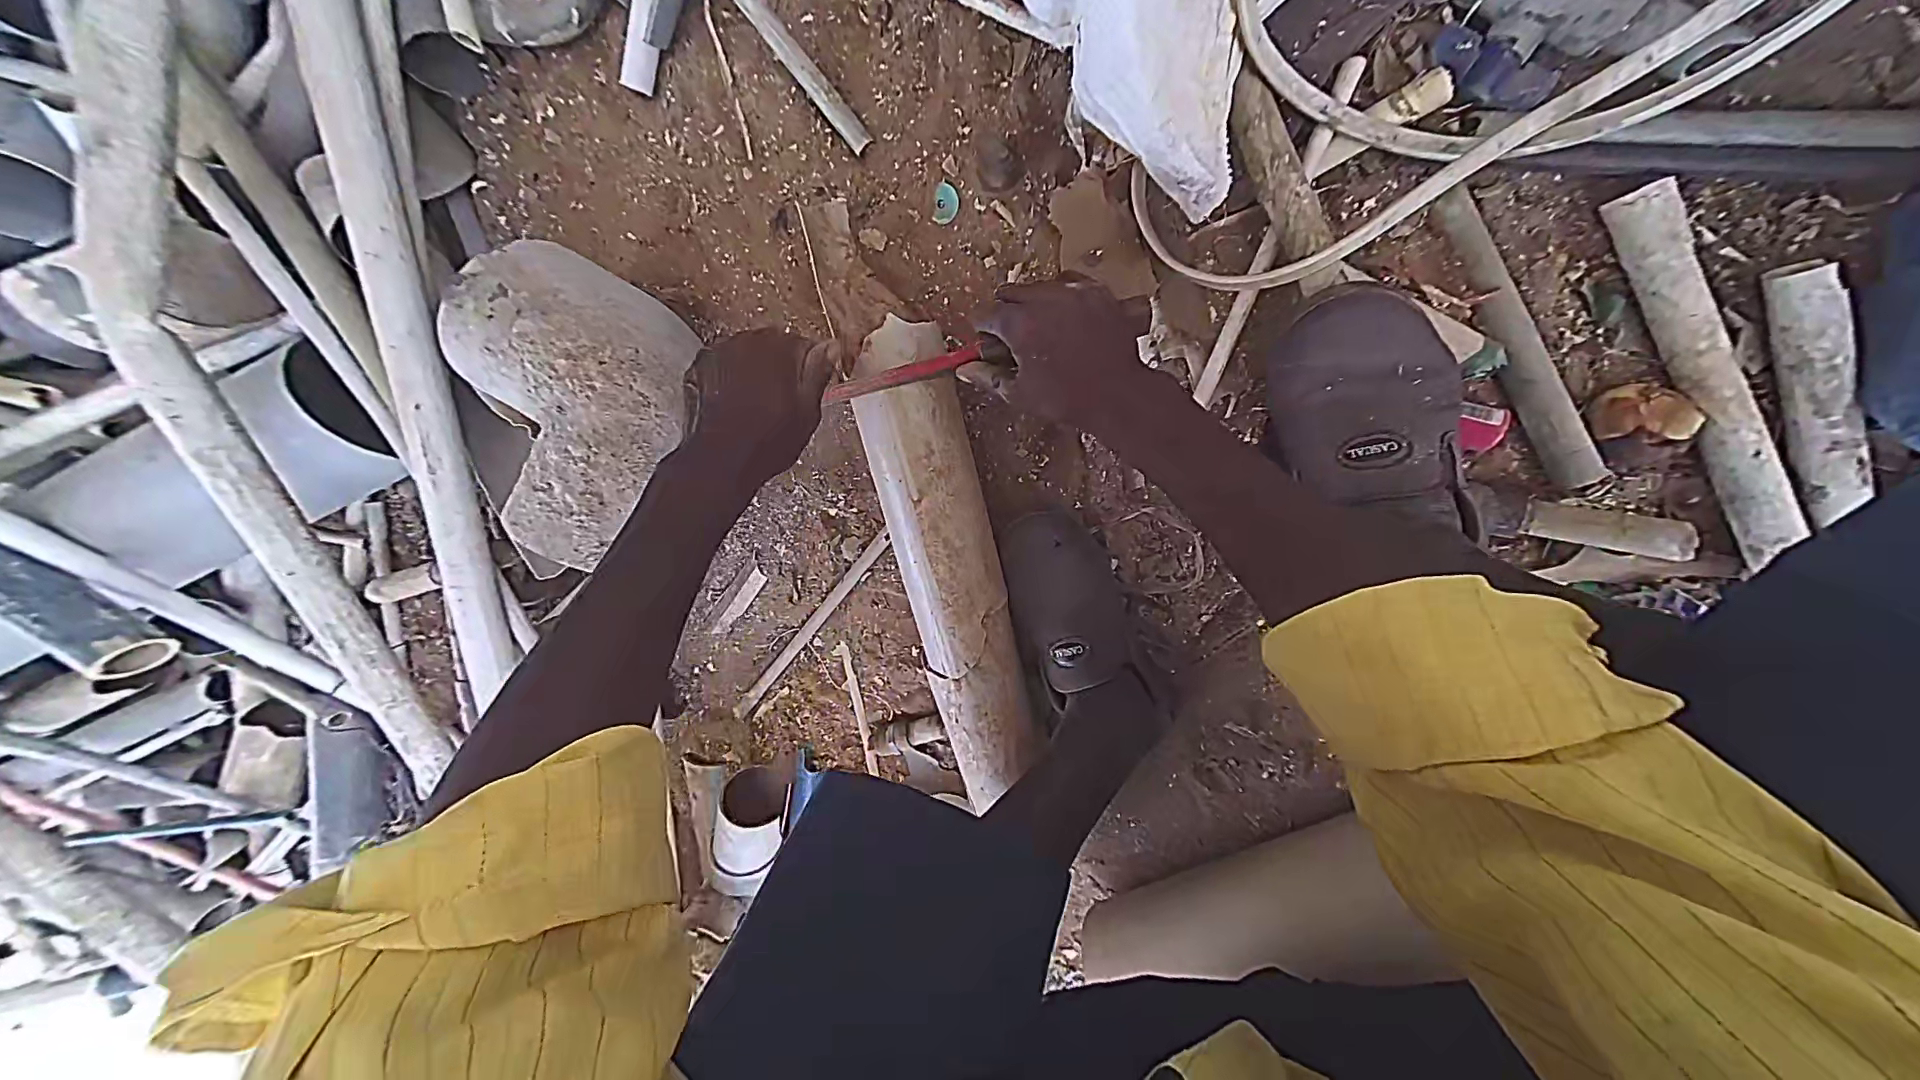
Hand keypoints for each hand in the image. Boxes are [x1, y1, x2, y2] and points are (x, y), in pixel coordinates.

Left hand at [680, 328, 838, 490]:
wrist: (721, 460)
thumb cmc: (767, 440)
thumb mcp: (808, 410)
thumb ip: (818, 372)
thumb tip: (829, 347)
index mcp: (781, 348)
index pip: (805, 345)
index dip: (809, 369)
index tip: (807, 388)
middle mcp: (750, 341)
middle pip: (774, 346)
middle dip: (780, 368)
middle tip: (783, 402)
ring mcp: (722, 351)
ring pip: (748, 355)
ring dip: (755, 372)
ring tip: (759, 405)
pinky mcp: (701, 365)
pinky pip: (725, 365)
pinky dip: (731, 378)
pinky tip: (737, 404)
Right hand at [973, 278, 1161, 432]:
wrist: (1118, 395)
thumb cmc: (1067, 399)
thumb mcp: (1021, 393)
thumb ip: (989, 377)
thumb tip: (965, 370)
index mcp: (1019, 322)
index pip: (986, 314)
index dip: (983, 330)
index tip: (988, 343)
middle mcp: (1045, 298)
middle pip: (1012, 293)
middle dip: (1007, 313)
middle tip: (1014, 339)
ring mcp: (1075, 292)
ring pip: (1043, 285)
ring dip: (1037, 301)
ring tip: (1044, 327)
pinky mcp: (1100, 294)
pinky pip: (1075, 284)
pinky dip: (1067, 297)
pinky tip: (1071, 317)